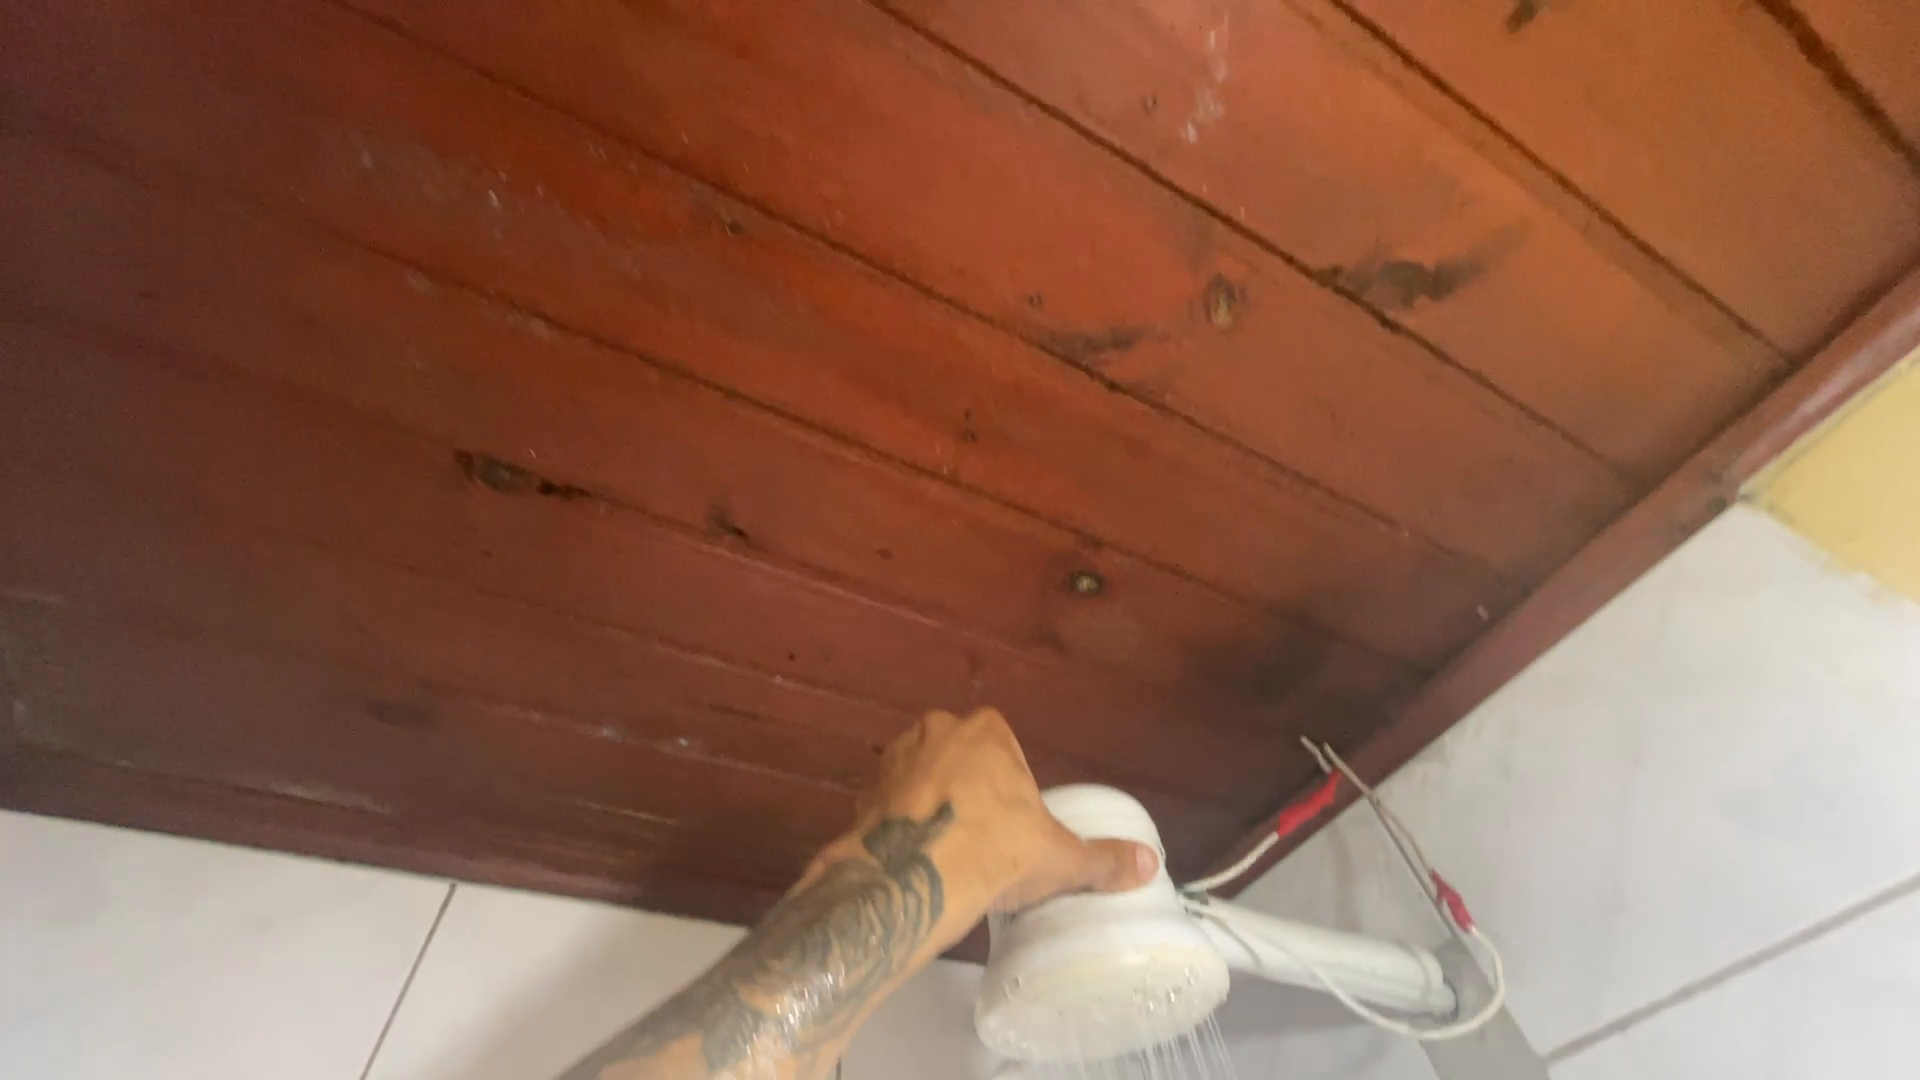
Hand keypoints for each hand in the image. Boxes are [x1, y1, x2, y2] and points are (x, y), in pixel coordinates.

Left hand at [842, 707, 1158, 947]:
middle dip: (967, 786)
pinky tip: (910, 855)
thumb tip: (1149, 864)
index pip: (1002, 745)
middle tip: (980, 836)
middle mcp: (936, 730)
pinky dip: (897, 821)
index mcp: (985, 730)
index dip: (1009, 782)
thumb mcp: (1058, 857)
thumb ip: (1101, 858)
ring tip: (944, 849)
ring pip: (920, 773)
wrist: (916, 876)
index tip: (1012, 821)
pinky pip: (887, 800)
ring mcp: (895, 757)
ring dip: (929, 800)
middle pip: (959, 755)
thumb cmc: (996, 849)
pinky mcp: (864, 791)